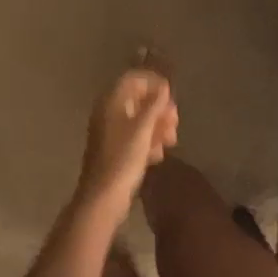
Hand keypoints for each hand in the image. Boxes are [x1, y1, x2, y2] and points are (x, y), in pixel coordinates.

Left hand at [77, 67, 177, 208]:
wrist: (103, 197)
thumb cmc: (123, 158)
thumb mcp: (142, 128)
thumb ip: (154, 104)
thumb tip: (163, 86)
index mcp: (112, 101)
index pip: (133, 79)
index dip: (153, 82)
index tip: (171, 95)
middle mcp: (109, 112)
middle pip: (138, 99)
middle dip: (159, 108)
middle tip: (175, 122)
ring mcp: (111, 132)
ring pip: (139, 119)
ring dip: (157, 126)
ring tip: (171, 141)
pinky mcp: (115, 149)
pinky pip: (135, 137)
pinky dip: (148, 141)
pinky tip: (157, 155)